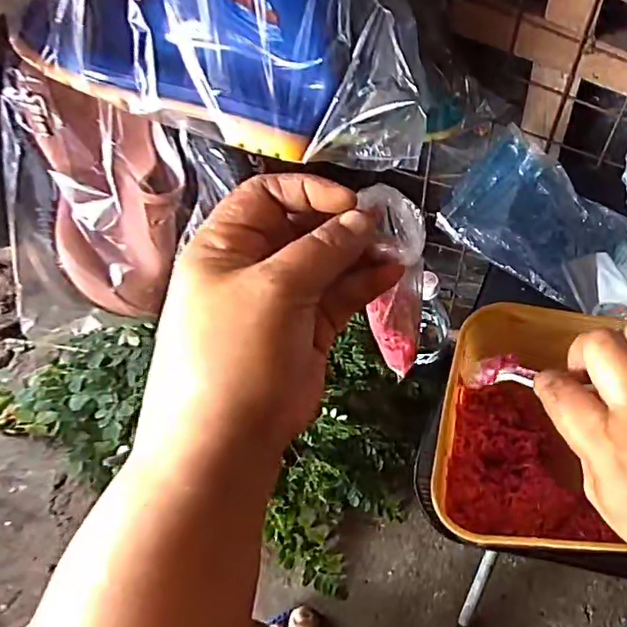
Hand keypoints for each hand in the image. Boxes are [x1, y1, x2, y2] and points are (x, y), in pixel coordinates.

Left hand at [135, 175, 404, 466]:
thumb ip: (324, 248)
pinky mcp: (313, 326)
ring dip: (365, 254)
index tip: (354, 205)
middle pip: (306, 227)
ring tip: (400, 253)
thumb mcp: (275, 288)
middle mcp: (256, 266)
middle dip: (346, 225)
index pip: (267, 196)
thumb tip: (364, 218)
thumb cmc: (234, 351)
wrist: (228, 433)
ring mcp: (287, 298)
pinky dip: (368, 283)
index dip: (311, 193)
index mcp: (226, 246)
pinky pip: (344, 294)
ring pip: (332, 262)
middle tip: (388, 230)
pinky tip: (393, 274)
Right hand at [535, 324, 626, 595]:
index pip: (562, 391)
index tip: (549, 386)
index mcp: (611, 443)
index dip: (546, 384)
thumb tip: (572, 407)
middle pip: (600, 345)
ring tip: (620, 368)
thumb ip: (584, 444)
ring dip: (621, 343)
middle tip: (584, 375)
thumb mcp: (602, 496)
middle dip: (580, 352)